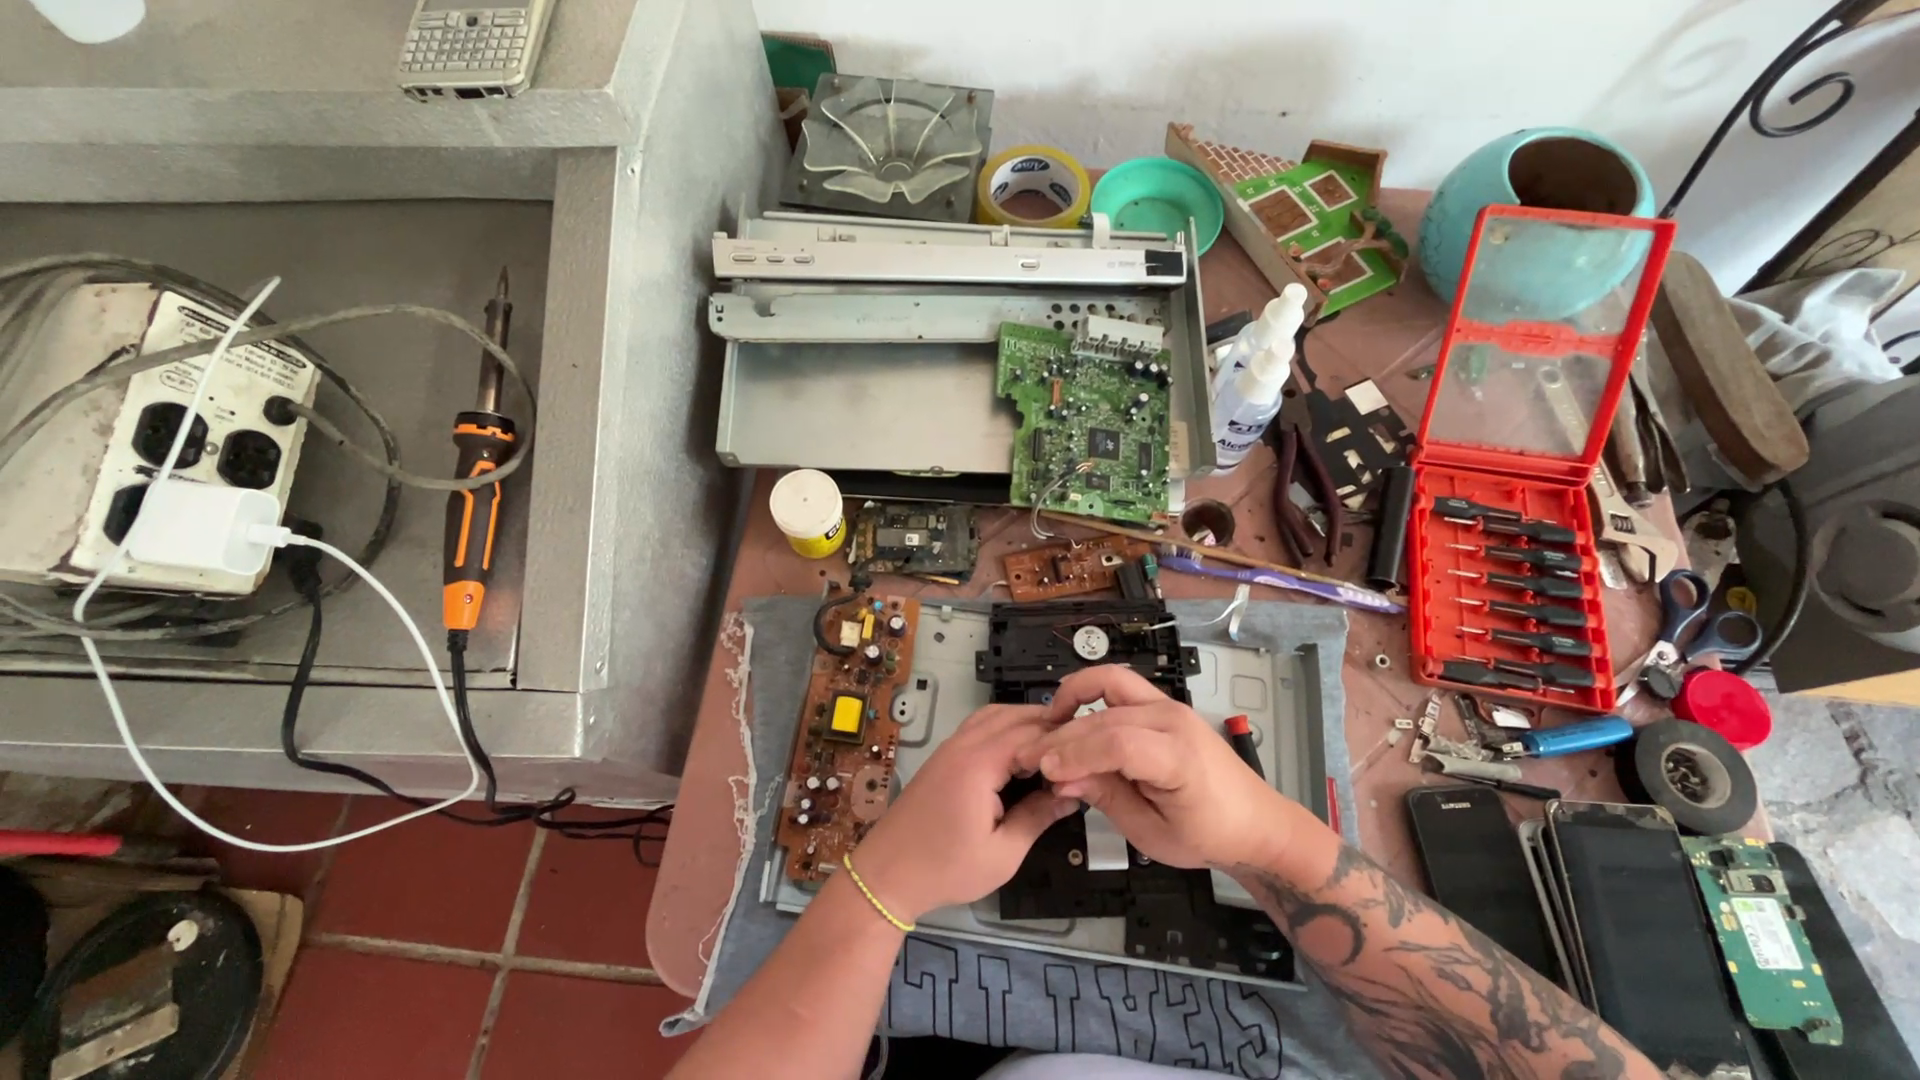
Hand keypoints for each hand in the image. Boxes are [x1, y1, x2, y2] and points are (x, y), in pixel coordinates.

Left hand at [852, 703, 1078, 922]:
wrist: (887, 875)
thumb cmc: (945, 869)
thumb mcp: (1002, 854)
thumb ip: (1037, 818)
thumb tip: (1071, 796)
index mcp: (978, 764)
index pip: (1030, 733)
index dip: (1062, 742)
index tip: (1089, 758)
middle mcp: (963, 746)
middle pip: (1013, 716)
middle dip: (1048, 726)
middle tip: (1080, 749)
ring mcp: (949, 748)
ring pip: (993, 716)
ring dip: (1024, 723)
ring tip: (1054, 748)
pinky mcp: (942, 757)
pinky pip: (978, 727)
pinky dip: (1003, 728)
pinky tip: (1019, 753)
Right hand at [1013, 665, 1299, 869]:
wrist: (1254, 822)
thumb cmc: (1208, 835)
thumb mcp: (1151, 833)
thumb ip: (1105, 798)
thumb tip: (1059, 779)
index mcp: (1179, 758)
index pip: (1117, 743)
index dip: (1075, 754)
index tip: (1044, 770)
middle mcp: (1175, 720)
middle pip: (1106, 715)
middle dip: (1063, 735)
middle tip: (1029, 755)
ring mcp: (1170, 706)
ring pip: (1111, 683)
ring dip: (1074, 697)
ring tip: (1047, 724)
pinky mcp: (1165, 704)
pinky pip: (1121, 686)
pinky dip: (1092, 692)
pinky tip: (1072, 713)